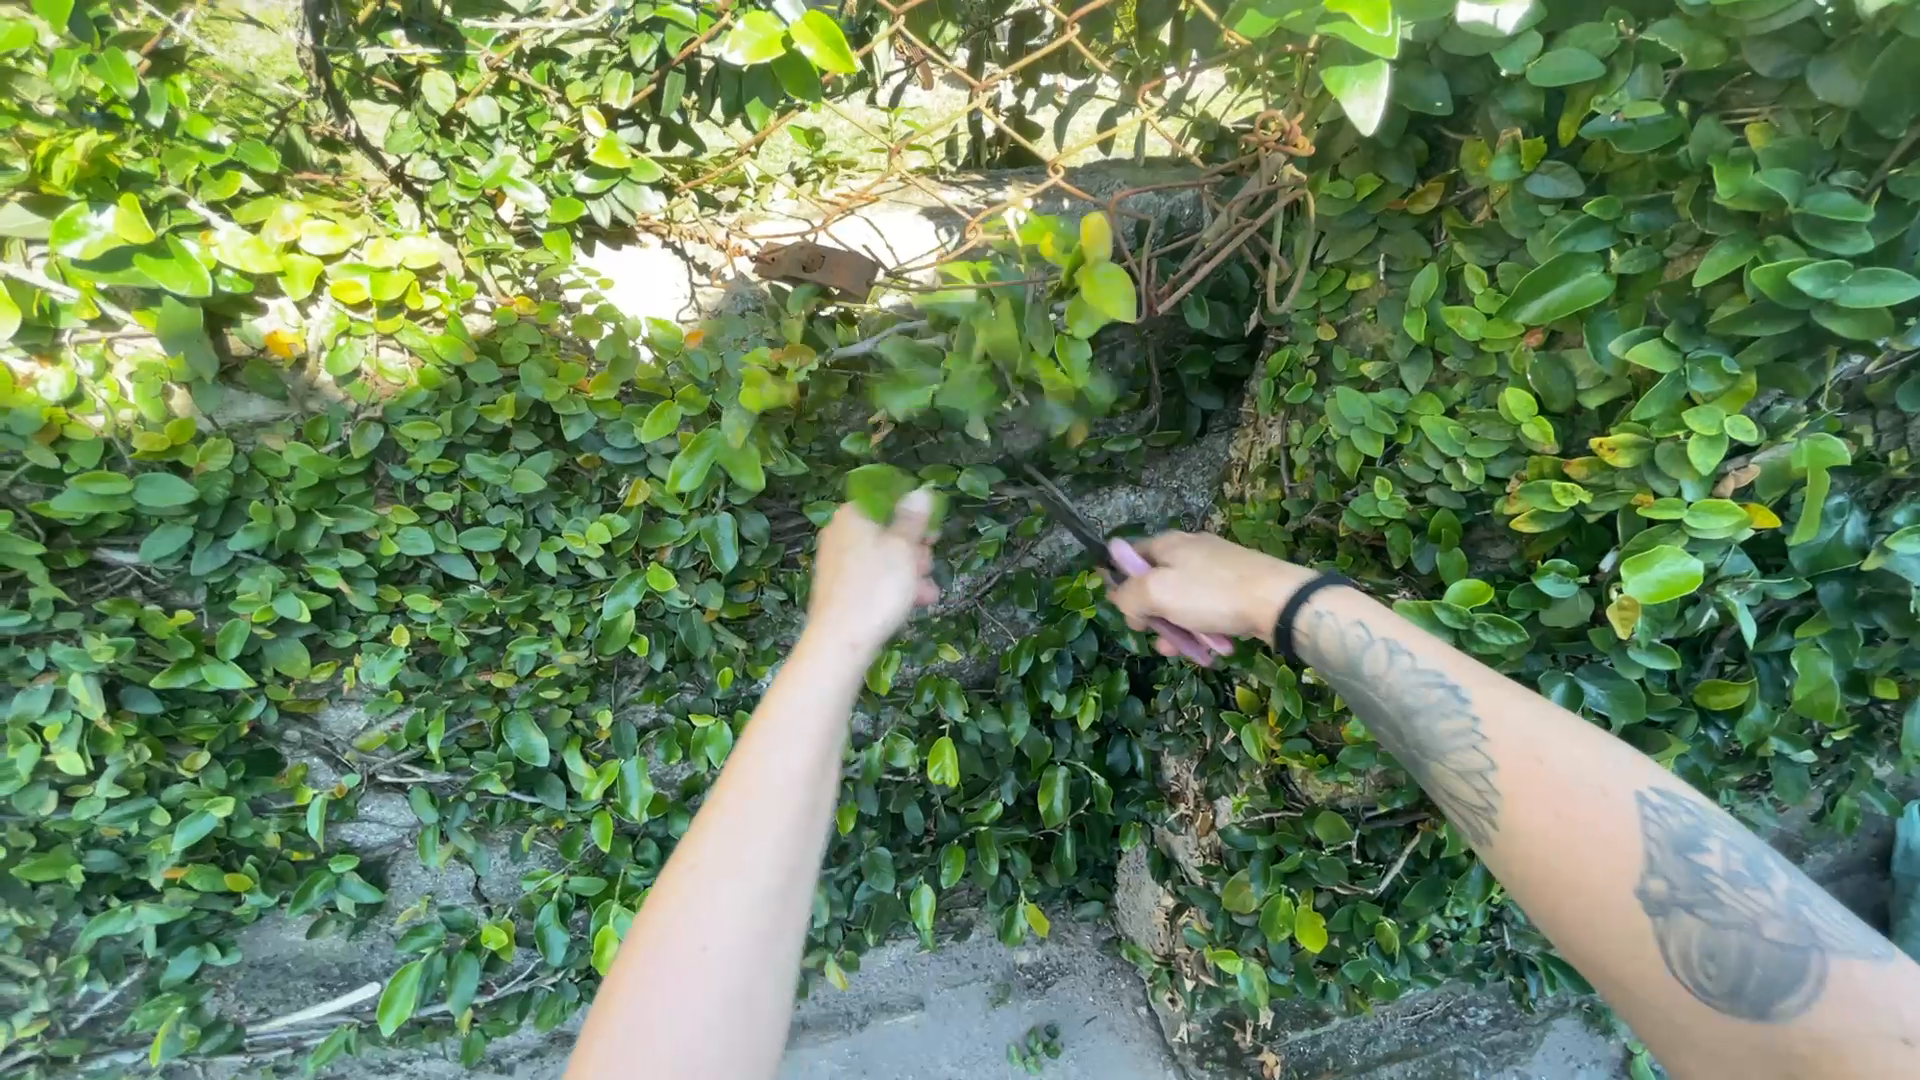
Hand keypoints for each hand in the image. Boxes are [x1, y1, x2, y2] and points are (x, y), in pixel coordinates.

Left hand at [804, 489, 939, 656]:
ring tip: (927, 593)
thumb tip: (920, 493)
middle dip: (915, 549)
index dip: (915, 515)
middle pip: (887, 530)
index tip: (933, 535)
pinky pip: (872, 577)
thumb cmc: (876, 588)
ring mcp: (838, 561)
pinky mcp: (839, 587)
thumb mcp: (904, 548)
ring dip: (910, 572)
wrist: (840, 641)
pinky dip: (893, 586)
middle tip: (927, 567)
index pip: (888, 500)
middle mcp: (841, 532)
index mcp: (854, 515)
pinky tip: (915, 603)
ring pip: (883, 557)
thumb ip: (913, 519)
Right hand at [1106, 532, 1314, 651]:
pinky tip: (1209, 650)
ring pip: (1181, 603)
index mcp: (1167, 544)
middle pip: (1154, 585)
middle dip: (1153, 616)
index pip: (1128, 557)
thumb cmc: (1211, 594)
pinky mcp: (1235, 588)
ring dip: (1179, 630)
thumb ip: (1128, 595)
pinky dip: (1203, 630)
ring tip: (1187, 652)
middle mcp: (1189, 551)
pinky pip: (1206, 610)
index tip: (1126, 612)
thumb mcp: (1157, 593)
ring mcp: (1215, 569)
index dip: (1120, 584)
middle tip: (1158, 636)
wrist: (1279, 600)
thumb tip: (1119, 599)